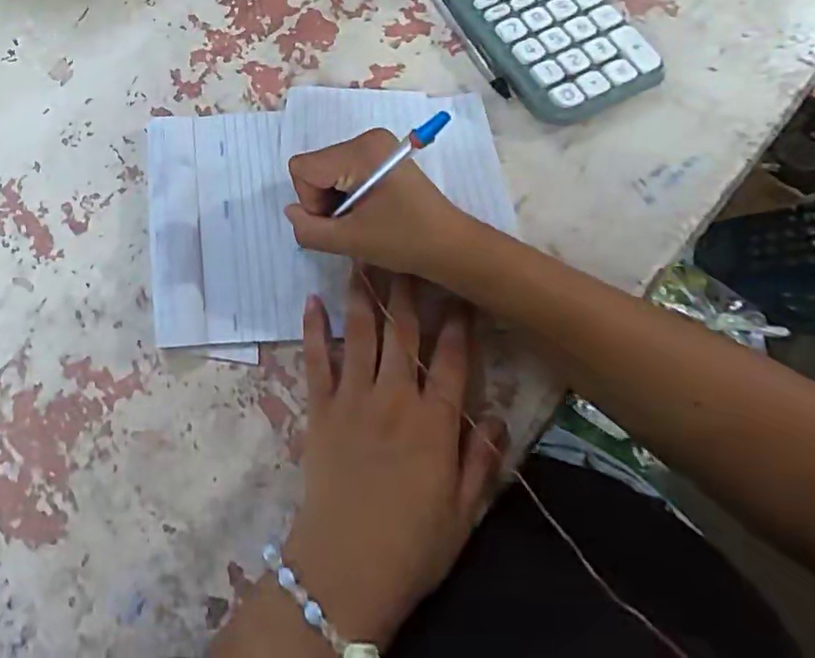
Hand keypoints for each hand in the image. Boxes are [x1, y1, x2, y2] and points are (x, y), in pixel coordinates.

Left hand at [281, 269, 503, 647]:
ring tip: (363, 260)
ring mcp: (353, 398)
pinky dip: (314, 329)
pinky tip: (312, 301)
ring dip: (363, 295)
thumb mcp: (466, 512)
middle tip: (407, 252)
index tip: (461, 290)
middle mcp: (395, 398)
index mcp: (436, 423)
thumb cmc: (414, 544)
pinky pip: (317, 359)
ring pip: (360, 335)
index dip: (459, 323)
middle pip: (404, 334)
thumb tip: (502, 420)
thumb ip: (483, 462)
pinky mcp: (320, 406)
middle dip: (408, 290)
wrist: (348, 563)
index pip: (452, 360)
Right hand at [285, 129, 481, 282]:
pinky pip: (342, 172)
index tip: (338, 222)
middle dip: (322, 200)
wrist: (453, 246)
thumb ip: (309, 229)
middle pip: (314, 168)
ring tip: (361, 220)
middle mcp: (366, 139)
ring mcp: (375, 146)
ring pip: (326, 171)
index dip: (310, 200)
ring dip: (333, 200)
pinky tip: (367, 212)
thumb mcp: (350, 241)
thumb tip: (291, 212)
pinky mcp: (380, 157)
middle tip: (350, 225)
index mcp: (360, 151)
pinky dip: (345, 195)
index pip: (303, 169)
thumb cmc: (406, 241)